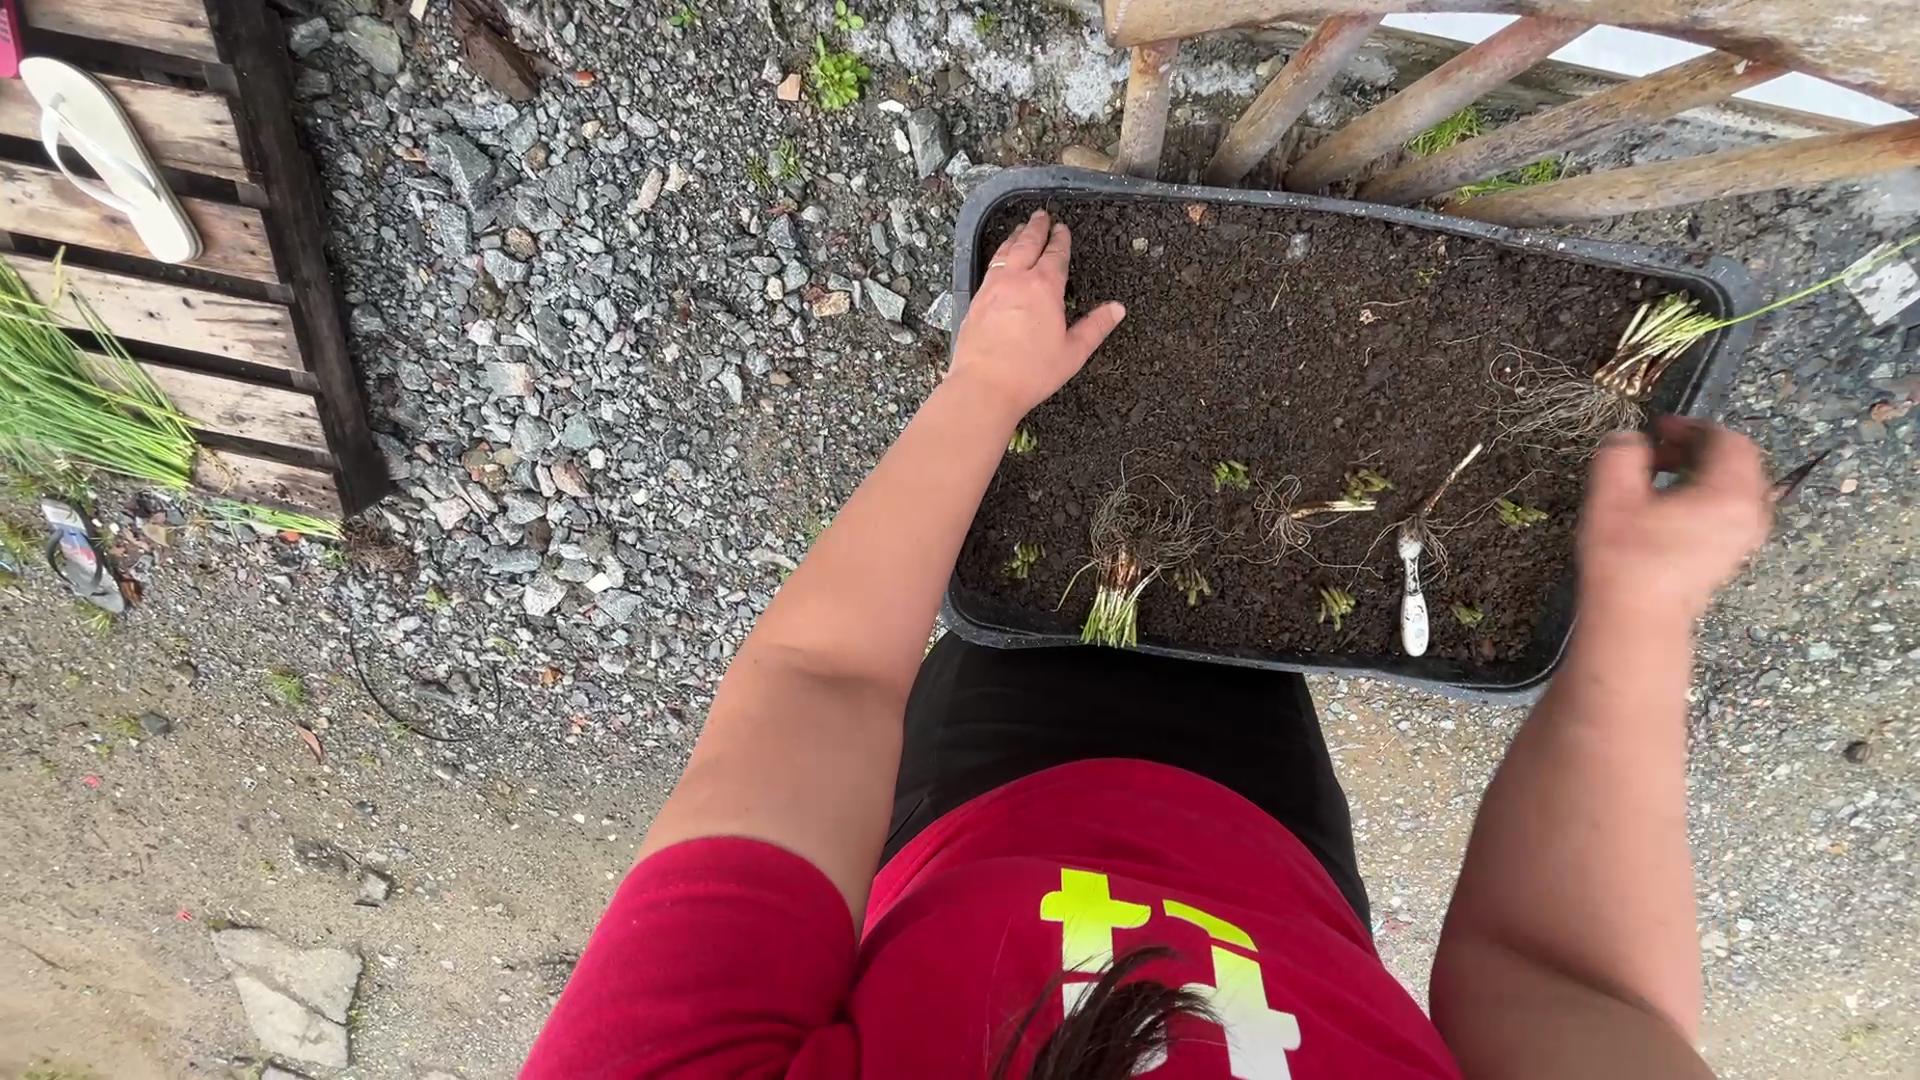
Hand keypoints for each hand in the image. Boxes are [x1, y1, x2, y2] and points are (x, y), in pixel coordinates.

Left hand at [946, 209, 1125, 418]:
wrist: (984, 386)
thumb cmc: (1031, 372)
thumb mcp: (1072, 352)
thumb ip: (1095, 327)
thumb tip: (1117, 309)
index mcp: (1044, 288)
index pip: (1055, 255)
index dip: (1060, 240)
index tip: (1062, 229)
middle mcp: (1016, 280)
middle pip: (1027, 244)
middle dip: (1036, 228)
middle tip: (1041, 215)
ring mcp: (992, 289)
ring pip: (1005, 253)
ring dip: (1014, 238)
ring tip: (1019, 230)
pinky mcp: (975, 303)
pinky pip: (989, 270)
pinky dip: (998, 257)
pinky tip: (999, 262)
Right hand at [1578, 416, 1771, 624]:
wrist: (1636, 614)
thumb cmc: (1624, 557)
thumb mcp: (1610, 498)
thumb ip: (1619, 457)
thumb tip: (1626, 438)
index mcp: (1730, 493)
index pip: (1728, 441)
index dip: (1692, 426)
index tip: (1658, 426)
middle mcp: (1751, 511)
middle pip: (1737, 462)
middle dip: (1695, 448)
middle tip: (1654, 450)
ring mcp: (1745, 534)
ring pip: (1734, 486)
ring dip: (1698, 471)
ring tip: (1656, 477)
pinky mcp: (1731, 551)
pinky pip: (1728, 508)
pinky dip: (1702, 494)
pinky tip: (1666, 505)